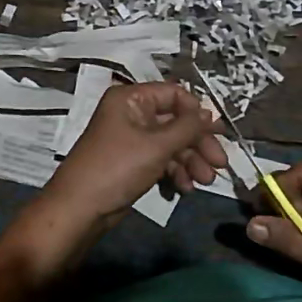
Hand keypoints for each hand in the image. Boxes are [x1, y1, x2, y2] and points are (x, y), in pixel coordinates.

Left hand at [40, 82, 226, 230]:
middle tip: (220, 164)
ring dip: (190, 160)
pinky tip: (186, 188)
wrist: (81, 207)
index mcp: (131, 98)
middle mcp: (131, 113)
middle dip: (198, 142)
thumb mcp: (157, 145)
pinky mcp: (132, 161)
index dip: (196, 112)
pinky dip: (175, 171)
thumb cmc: (118, 167)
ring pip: (170, 142)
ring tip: (205, 181)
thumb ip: (187, 128)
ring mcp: (132, 138)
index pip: (173, 94)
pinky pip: (161, 159)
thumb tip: (209, 114)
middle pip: (175, 120)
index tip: (218, 133)